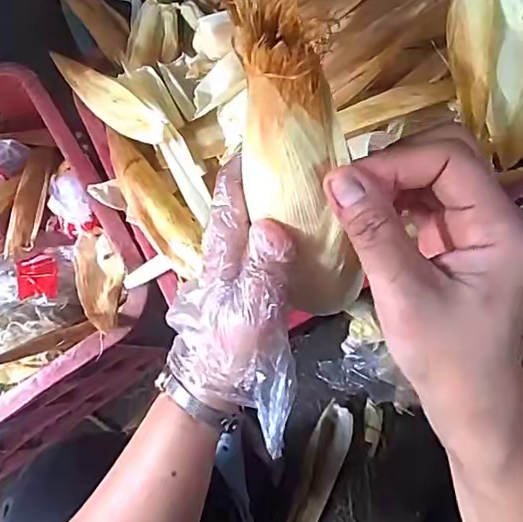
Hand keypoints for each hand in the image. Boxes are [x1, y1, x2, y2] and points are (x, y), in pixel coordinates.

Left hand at [164, 157, 296, 456]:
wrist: (214, 386)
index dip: (242, 162)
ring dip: (272, 198)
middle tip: (301, 156)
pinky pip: (263, 242)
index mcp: (223, 249)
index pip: (230, 193)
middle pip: (242, 200)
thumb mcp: (250, 312)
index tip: (267, 136)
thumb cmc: (230, 350)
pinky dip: (280, 226)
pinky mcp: (245, 280)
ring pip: (252, 219)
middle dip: (263, 174)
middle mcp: (226, 249)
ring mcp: (234, 264)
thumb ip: (262, 269)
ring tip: (308, 184)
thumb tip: (274, 223)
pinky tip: (303, 228)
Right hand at [323, 129, 522, 464]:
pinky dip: (393, 196)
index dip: (396, 161)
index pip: (450, 159)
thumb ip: (374, 232)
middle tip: (350, 186)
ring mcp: (478, 226)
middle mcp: (496, 216)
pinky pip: (425, 196)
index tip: (347, 183)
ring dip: (391, 176)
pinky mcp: (458, 238)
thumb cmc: (446, 359)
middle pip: (449, 153)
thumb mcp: (404, 296)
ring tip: (351, 197)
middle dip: (396, 160)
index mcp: (501, 227)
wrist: (472, 407)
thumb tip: (338, 178)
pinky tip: (366, 212)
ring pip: (435, 170)